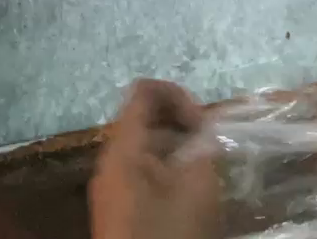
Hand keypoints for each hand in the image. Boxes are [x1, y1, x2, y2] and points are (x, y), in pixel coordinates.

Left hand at [90, 79, 220, 238]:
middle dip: (179, 120)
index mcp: (123, 148)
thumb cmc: (169, 232)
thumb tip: (205, 131)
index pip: (143, 91)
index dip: (177, 94)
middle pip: (142, 116)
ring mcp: (110, 185)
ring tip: (201, 164)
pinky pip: (139, 167)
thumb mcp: (198, 184)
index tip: (201, 122)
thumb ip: (204, 145)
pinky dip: (165, 165)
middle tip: (206, 141)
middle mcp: (109, 160)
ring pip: (143, 143)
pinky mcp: (116, 206)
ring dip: (175, 144)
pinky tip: (186, 186)